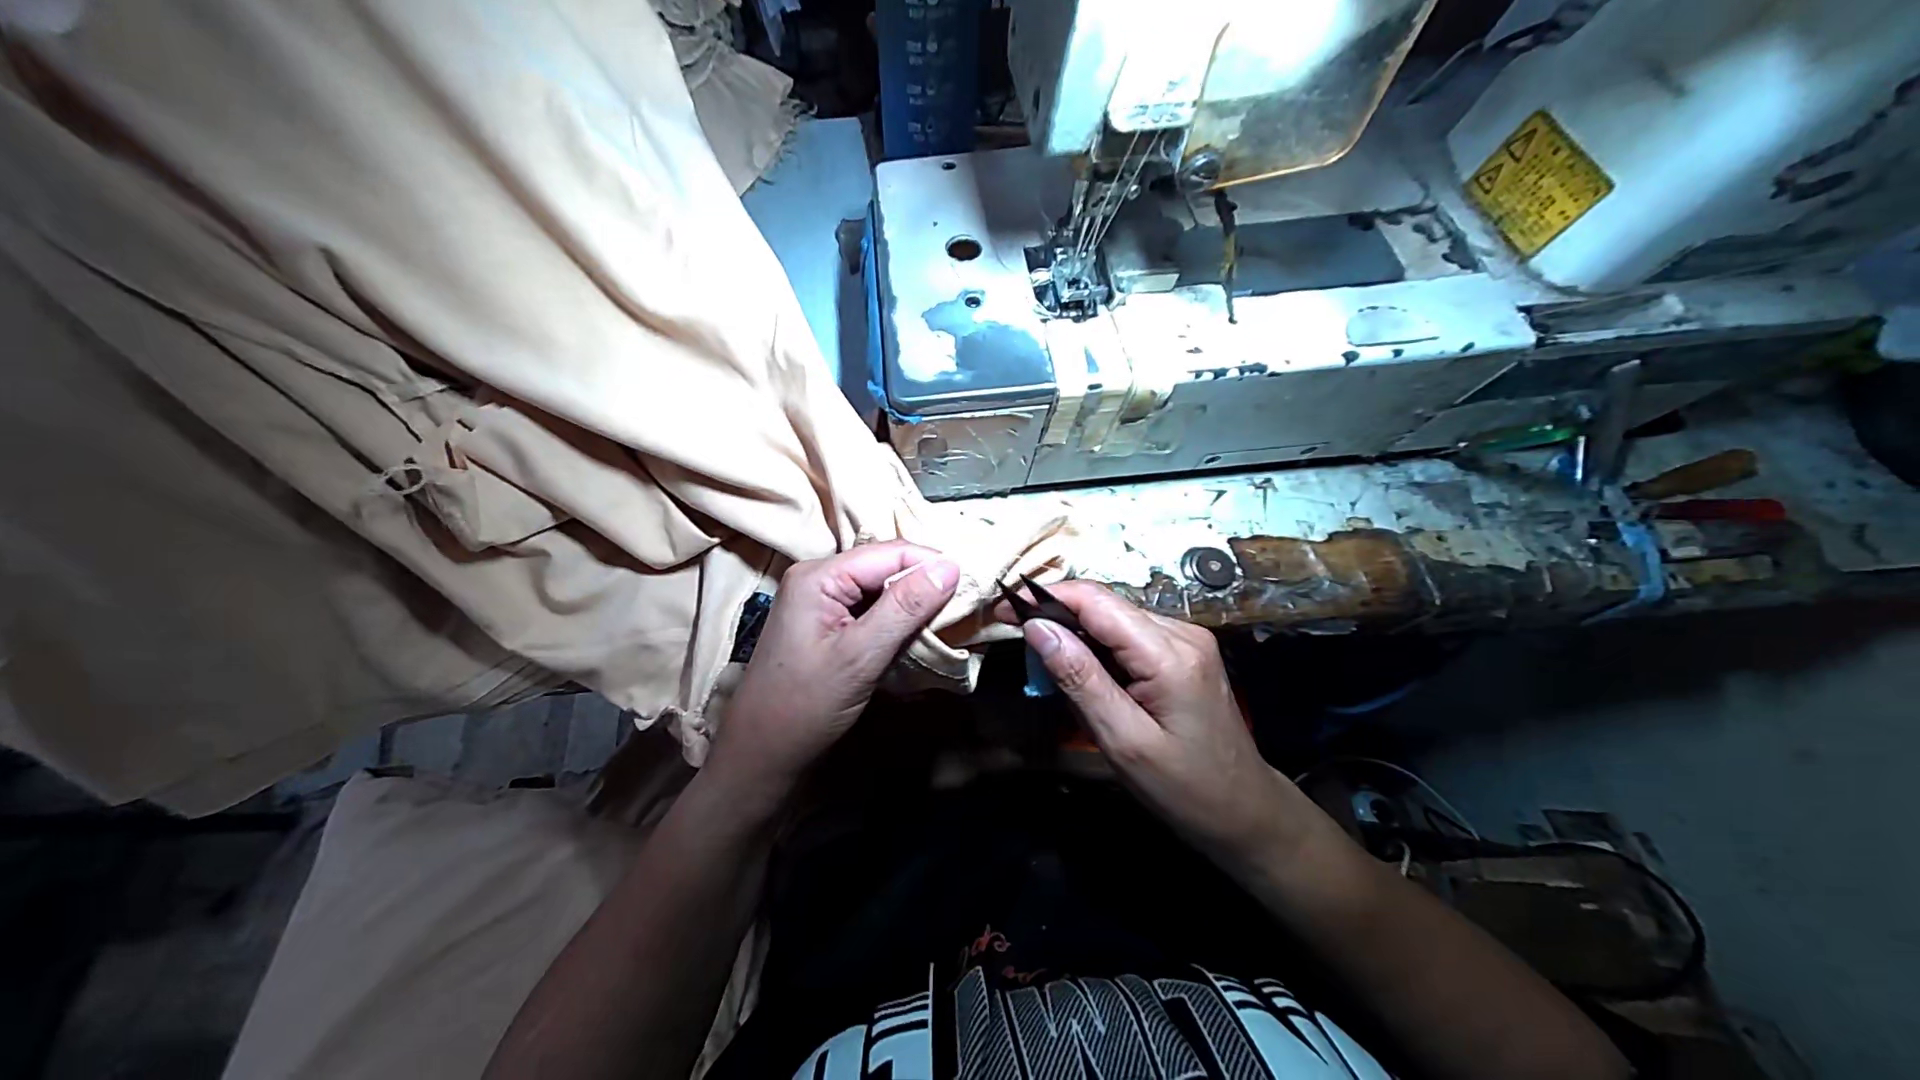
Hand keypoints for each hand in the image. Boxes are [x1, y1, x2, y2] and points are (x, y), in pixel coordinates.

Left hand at [711, 542, 958, 795]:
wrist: (762, 753)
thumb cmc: (805, 706)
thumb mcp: (860, 656)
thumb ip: (904, 608)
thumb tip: (950, 566)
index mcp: (819, 576)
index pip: (890, 552)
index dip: (932, 564)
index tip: (970, 586)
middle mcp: (818, 577)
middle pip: (886, 565)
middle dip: (924, 583)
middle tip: (962, 607)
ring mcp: (820, 599)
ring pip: (882, 586)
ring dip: (913, 603)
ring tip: (945, 622)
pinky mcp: (827, 621)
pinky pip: (871, 606)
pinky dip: (896, 618)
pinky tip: (915, 635)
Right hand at [1004, 582, 1301, 860]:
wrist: (1244, 811)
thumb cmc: (1184, 788)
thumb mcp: (1123, 740)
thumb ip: (1080, 679)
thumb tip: (1037, 627)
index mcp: (1169, 652)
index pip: (1096, 601)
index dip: (1045, 597)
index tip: (1004, 608)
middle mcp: (1181, 632)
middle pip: (1105, 604)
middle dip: (1055, 611)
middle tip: (1011, 629)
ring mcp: (1186, 640)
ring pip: (1114, 616)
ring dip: (1074, 628)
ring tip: (1038, 652)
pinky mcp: (1184, 652)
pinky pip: (1128, 633)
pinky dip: (1096, 643)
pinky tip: (1077, 664)